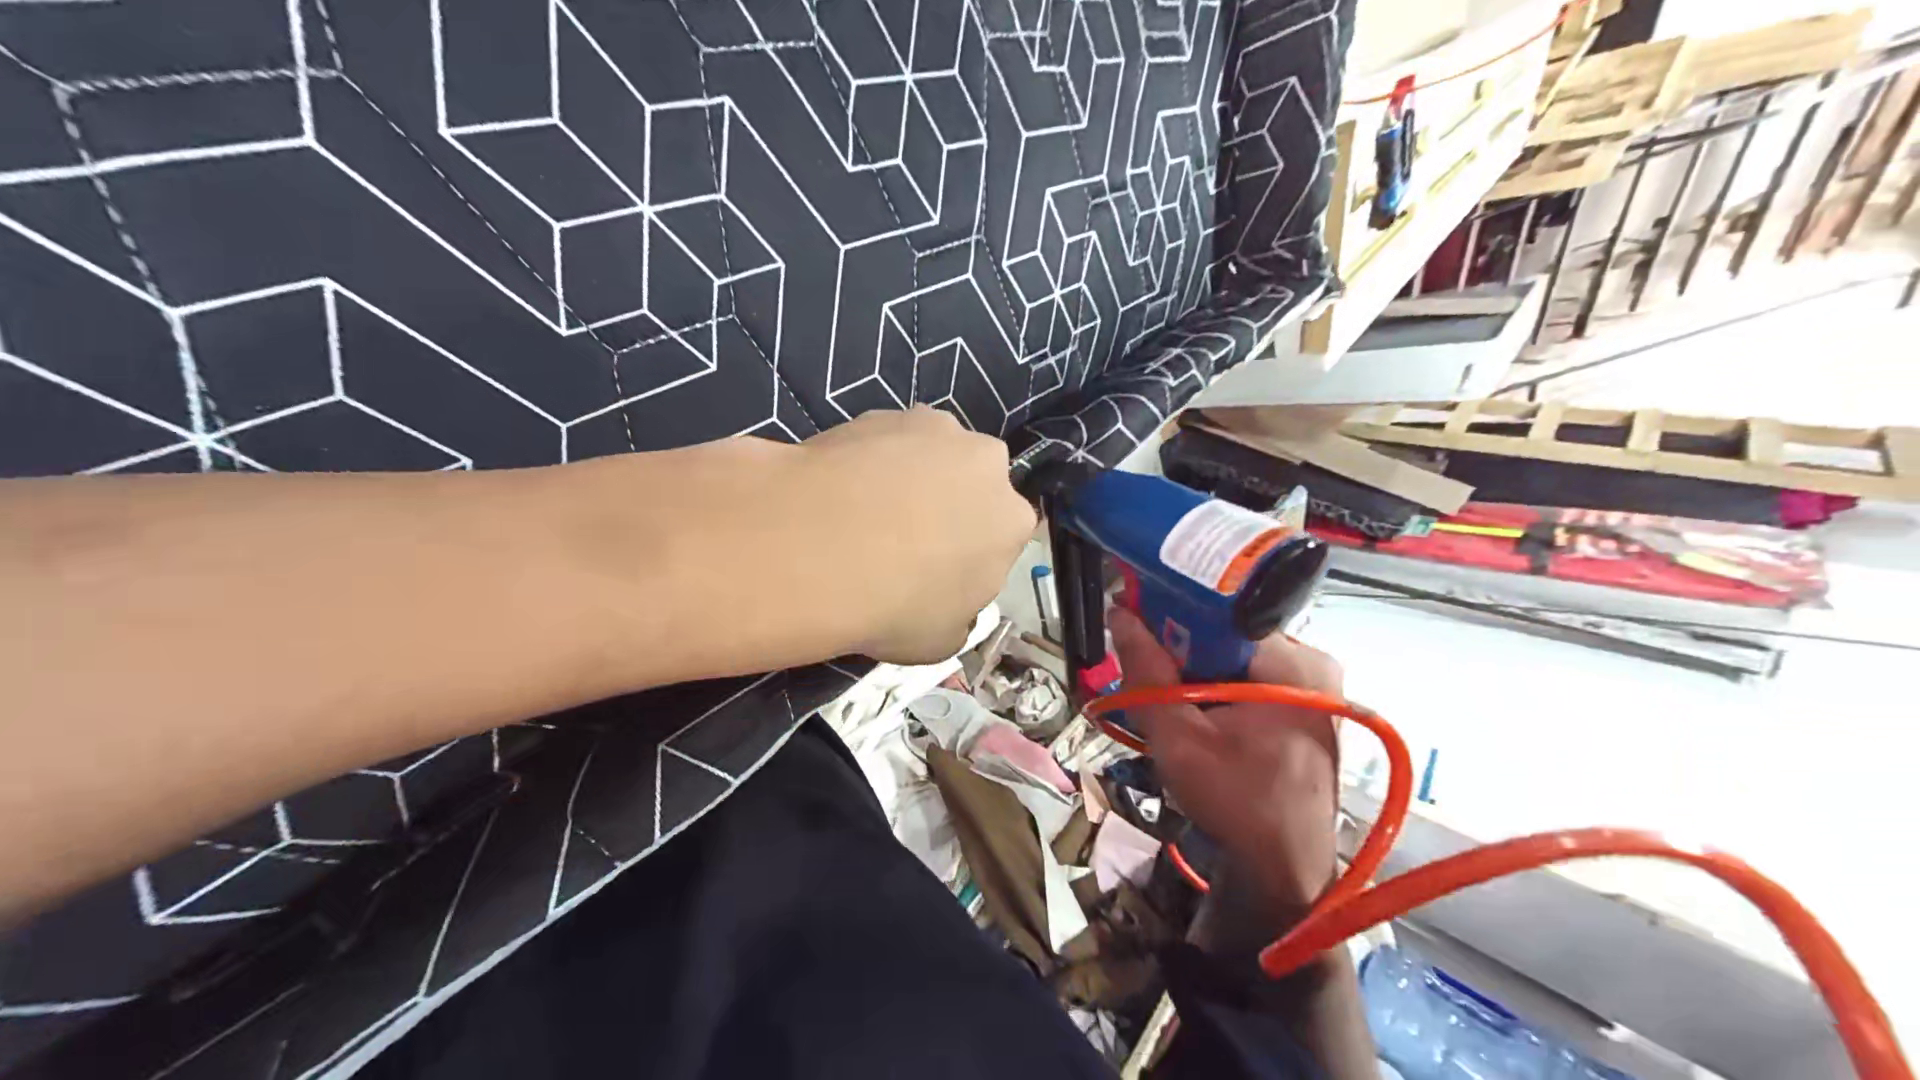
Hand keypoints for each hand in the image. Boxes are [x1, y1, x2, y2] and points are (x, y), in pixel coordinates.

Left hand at [791, 407, 1035, 664]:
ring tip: (861, 512)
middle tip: (901, 539)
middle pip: (971, 483)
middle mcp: (985, 463)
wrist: (819, 549)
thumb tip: (948, 606)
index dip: (969, 554)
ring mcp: (933, 429)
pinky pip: (884, 440)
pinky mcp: (881, 412)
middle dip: (947, 504)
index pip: (1000, 535)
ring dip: (908, 476)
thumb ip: (958, 617)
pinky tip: (836, 490)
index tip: (936, 571)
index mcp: (1011, 520)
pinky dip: (868, 460)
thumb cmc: (895, 605)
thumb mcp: (941, 641)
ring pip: (929, 454)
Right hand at [1108, 607, 1341, 911]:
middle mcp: (1313, 664)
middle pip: (1226, 633)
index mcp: (1293, 663)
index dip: (1171, 612)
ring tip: (1165, 696)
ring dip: (1194, 671)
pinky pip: (1248, 678)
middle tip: (1144, 669)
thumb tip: (1118, 612)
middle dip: (1180, 649)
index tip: (1134, 620)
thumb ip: (1146, 673)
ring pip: (1234, 656)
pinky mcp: (1305, 708)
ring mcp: (1315, 688)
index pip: (1222, 610)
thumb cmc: (1236, 802)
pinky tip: (1194, 713)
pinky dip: (1216, 688)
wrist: (1285, 870)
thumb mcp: (1178, 738)